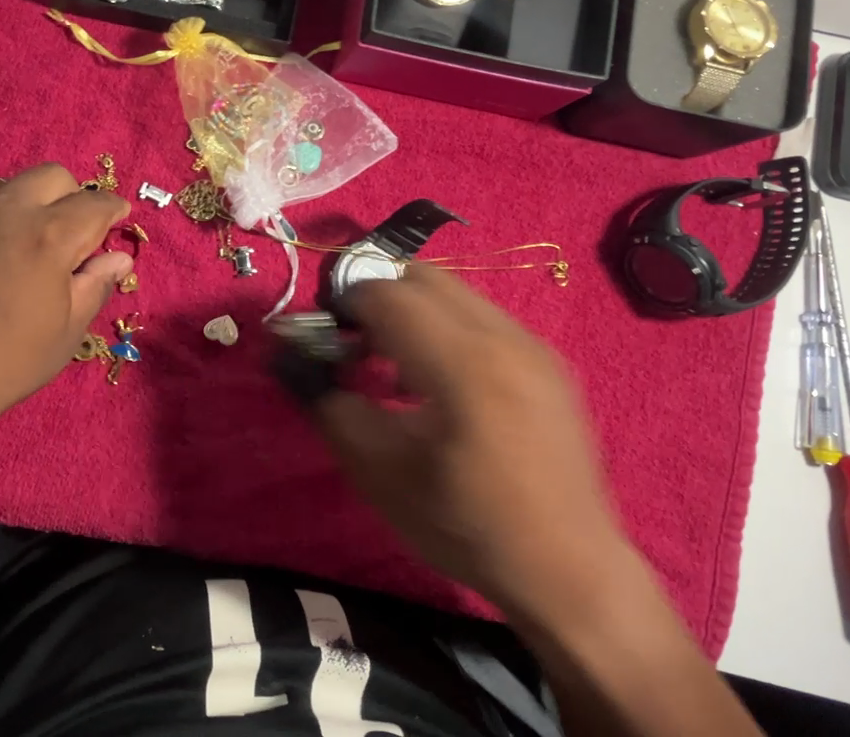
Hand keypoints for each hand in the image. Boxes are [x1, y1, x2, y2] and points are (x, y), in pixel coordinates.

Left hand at [0, 164, 131, 464]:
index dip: (113, 211)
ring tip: (21, 242)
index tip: (116, 222)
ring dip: (26, 202)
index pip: (96, 203)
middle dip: (70, 197)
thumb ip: (96, 285)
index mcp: (50, 235)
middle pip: (52, 176)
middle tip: (69, 235)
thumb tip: (118, 257)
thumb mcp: (66, 332)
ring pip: (9, 183)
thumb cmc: (5, 363)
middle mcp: (8, 208)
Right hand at [314, 267, 637, 626]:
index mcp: (463, 365)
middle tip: (350, 344)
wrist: (568, 572)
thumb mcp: (376, 469)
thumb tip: (282, 352)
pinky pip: (482, 317)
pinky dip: (444, 328)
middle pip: (420, 277)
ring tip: (391, 366)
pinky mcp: (549, 362)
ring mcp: (534, 346)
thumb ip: (324, 400)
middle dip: (374, 298)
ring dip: (410, 311)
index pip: (385, 293)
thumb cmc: (462, 526)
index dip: (341, 305)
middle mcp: (504, 338)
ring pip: (454, 293)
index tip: (321, 339)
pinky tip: (435, 382)